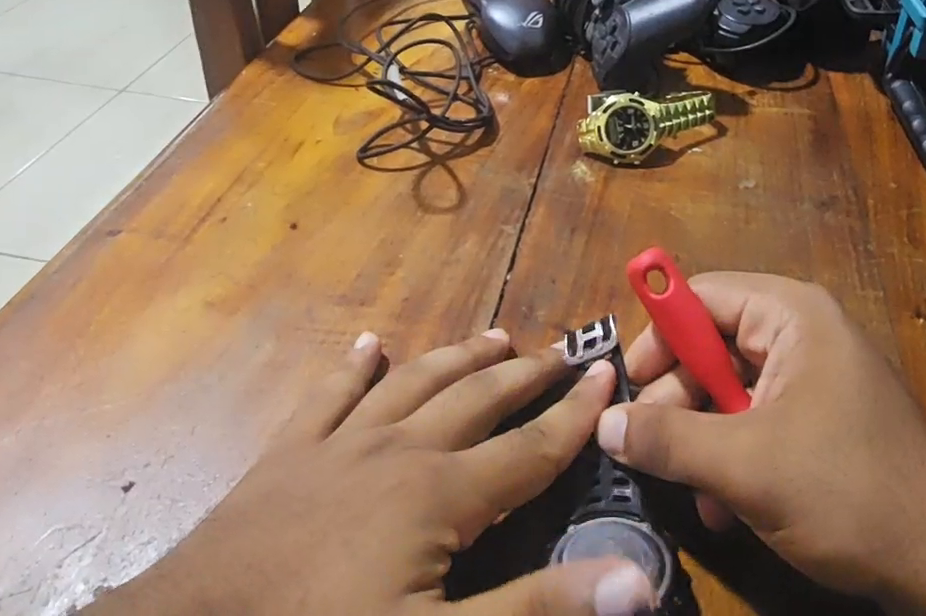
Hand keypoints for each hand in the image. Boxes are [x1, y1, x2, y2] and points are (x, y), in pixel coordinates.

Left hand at [91, 329, 657, 615]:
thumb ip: (537, 606)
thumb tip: (637, 579)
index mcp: (440, 492)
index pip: (529, 446)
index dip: (574, 412)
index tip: (607, 371)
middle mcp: (399, 450)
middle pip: (477, 399)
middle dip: (524, 375)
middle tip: (559, 351)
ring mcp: (339, 444)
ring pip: (414, 383)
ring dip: (458, 358)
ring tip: (494, 337)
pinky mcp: (288, 453)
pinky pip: (329, 396)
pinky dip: (354, 368)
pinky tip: (369, 345)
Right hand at [598, 273, 925, 614]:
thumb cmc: (847, 492)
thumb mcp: (745, 465)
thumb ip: (668, 439)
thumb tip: (604, 423)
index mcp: (792, 315)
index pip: (702, 295)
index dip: (659, 333)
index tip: (627, 383)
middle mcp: (803, 334)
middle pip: (712, 345)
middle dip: (677, 401)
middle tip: (645, 447)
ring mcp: (815, 379)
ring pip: (730, 392)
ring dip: (702, 440)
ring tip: (691, 490)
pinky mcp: (822, 421)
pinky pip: (757, 421)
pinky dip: (733, 458)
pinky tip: (725, 506)